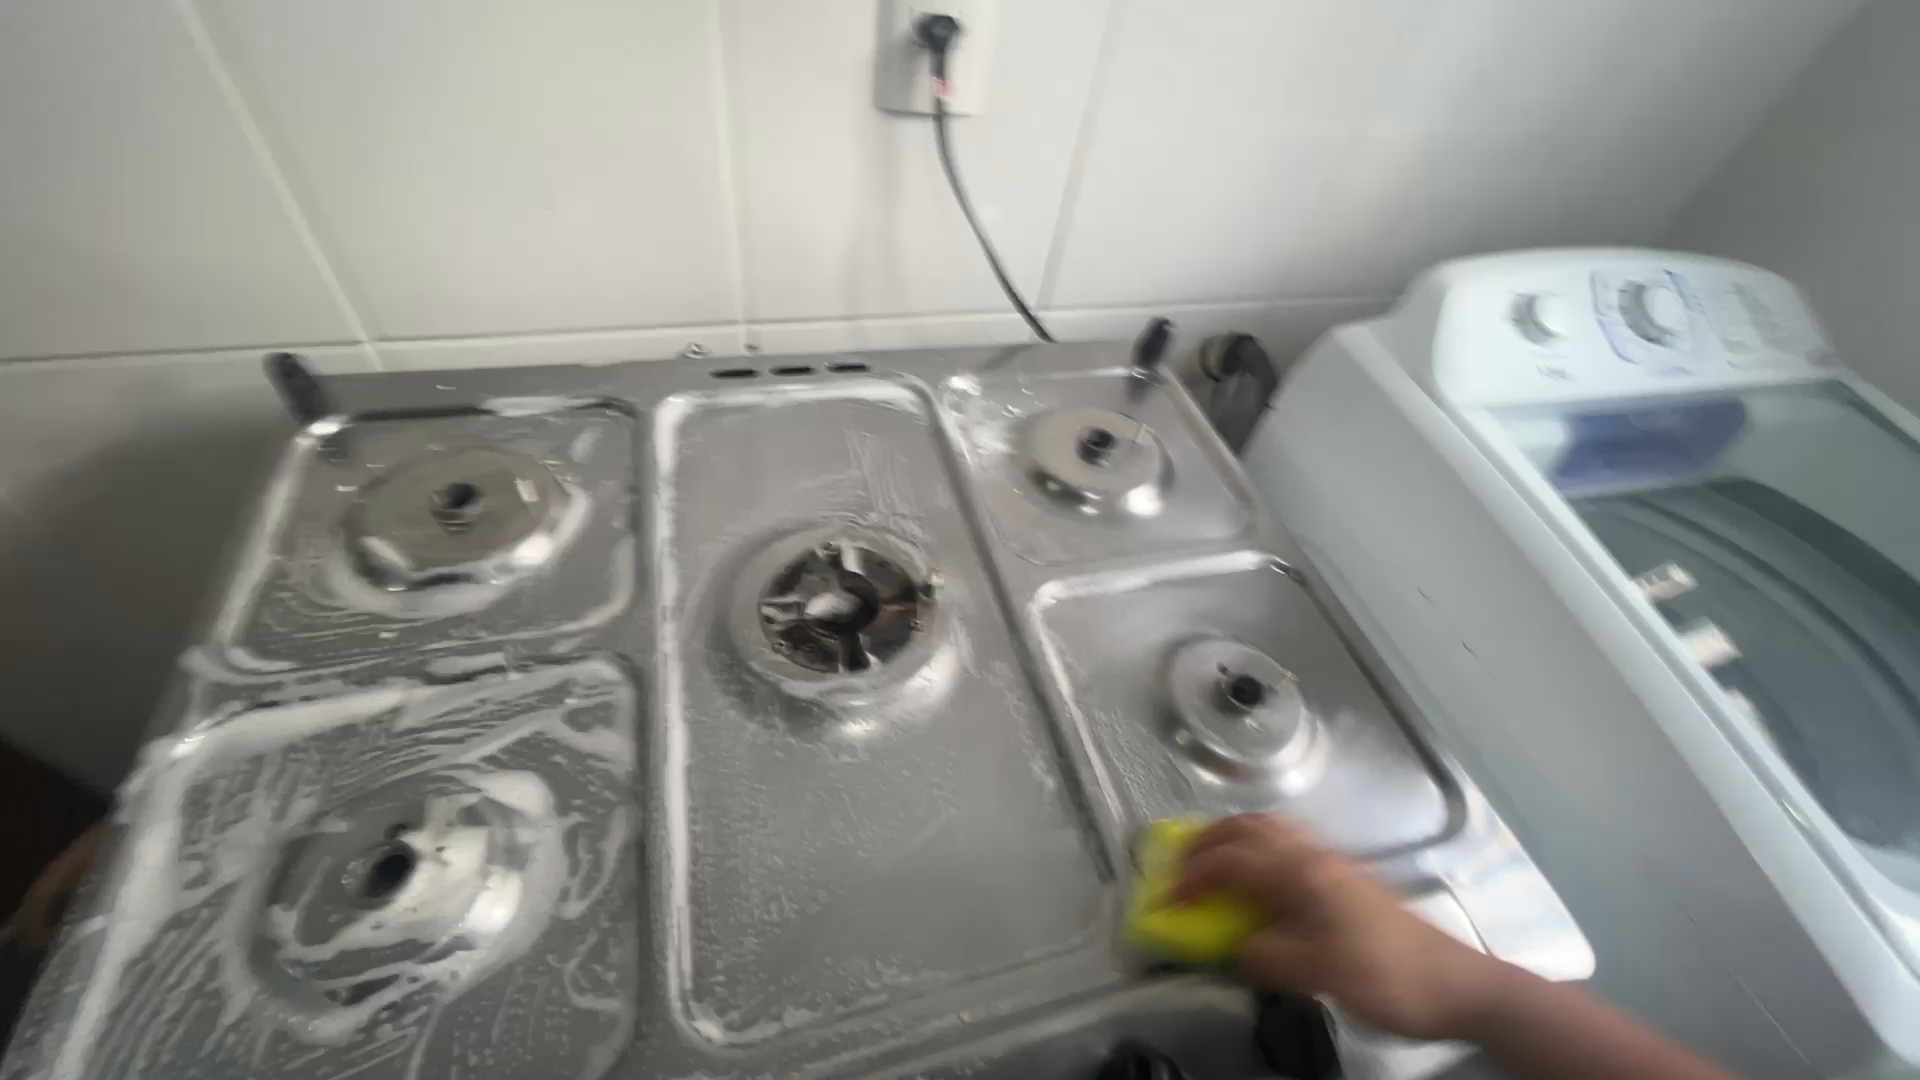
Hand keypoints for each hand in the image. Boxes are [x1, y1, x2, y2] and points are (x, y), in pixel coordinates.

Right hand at [1173, 814, 1505, 1040]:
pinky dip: (1257, 840)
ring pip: (1267, 826)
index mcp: (1299, 873)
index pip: (1229, 862)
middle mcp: (1311, 853)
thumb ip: (1266, 957)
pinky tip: (1259, 867)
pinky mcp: (1344, 869)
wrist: (1459, 983)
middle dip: (1205, 841)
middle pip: (1245, 827)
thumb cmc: (1386, 977)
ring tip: (1211, 857)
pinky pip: (1286, 837)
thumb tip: (1236, 948)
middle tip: (1179, 864)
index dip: (1191, 877)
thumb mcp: (1318, 977)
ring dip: (1231, 835)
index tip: (1168, 899)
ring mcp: (1330, 857)